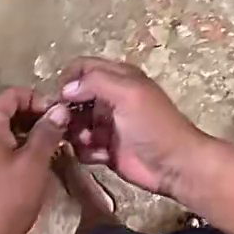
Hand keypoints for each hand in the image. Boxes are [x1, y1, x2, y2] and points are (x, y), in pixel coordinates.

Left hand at [0, 87, 71, 233]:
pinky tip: (39, 162)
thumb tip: (60, 109)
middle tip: (63, 131)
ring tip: (55, 147)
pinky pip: (3, 146)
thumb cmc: (8, 199)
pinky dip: (22, 148)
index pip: (14, 94)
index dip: (40, 100)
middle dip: (38, 117)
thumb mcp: (35, 162)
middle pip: (10, 110)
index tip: (61, 116)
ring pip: (9, 129)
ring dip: (32, 134)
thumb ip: (48, 131)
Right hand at [59, 58, 215, 197]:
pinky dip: (87, 151)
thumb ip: (96, 82)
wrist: (174, 165)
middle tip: (64, 124)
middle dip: (66, 111)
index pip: (83, 68)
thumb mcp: (128, 94)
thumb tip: (66, 88)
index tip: (58, 98)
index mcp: (118, 78)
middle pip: (74, 97)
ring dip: (75, 133)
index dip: (68, 80)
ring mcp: (107, 124)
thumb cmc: (154, 125)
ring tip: (88, 141)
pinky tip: (101, 156)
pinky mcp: (105, 149)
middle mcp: (110, 98)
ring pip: (75, 124)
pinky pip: (82, 147)